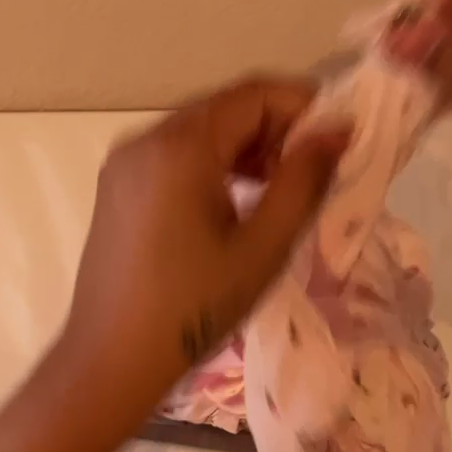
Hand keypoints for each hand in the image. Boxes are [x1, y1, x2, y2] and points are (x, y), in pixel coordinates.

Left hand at [58, 77, 349, 409]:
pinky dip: (211, 163)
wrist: (111, 357)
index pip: (252, 94)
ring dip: (244, 147)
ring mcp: (124, 161)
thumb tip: (336, 129)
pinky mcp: (117, 185)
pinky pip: (173, 154)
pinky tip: (236, 200)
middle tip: (313, 172)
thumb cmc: (193, 307)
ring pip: (198, 130)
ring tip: (279, 191)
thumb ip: (304, 180)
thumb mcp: (262, 247)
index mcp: (179, 146)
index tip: (340, 140)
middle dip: (275, 128)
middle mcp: (144, 139)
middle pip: (223, 107)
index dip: (303, 106)